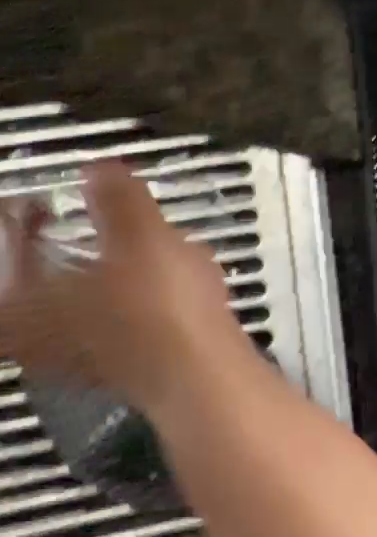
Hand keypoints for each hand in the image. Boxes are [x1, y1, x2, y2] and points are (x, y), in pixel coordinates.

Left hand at [0, 164, 253, 414]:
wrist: (197, 370)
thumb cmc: (158, 304)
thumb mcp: (144, 238)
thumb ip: (117, 200)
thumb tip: (99, 166)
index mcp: (11, 294)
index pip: (7, 237)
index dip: (24, 211)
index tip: (43, 196)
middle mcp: (19, 329)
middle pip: (25, 276)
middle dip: (48, 251)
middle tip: (70, 227)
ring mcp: (58, 354)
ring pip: (57, 304)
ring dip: (77, 280)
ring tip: (110, 259)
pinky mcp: (98, 368)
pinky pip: (88, 325)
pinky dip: (102, 306)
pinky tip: (133, 296)